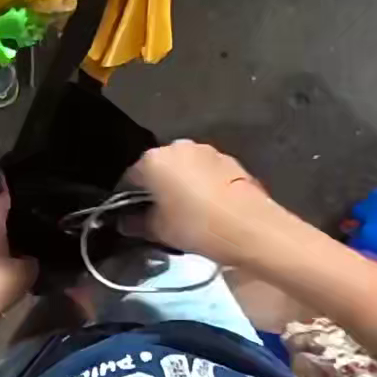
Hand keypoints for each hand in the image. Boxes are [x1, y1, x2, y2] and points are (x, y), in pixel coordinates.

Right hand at [125, 140, 290, 266]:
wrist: (250, 227)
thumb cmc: (195, 226)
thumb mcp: (159, 230)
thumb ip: (137, 223)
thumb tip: (126, 222)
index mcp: (154, 160)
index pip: (131, 177)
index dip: (129, 198)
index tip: (135, 217)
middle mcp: (179, 146)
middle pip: (160, 168)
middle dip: (158, 188)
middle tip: (163, 215)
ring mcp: (208, 151)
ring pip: (185, 168)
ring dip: (183, 184)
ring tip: (190, 212)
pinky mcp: (231, 160)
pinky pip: (208, 172)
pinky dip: (205, 185)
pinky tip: (211, 207)